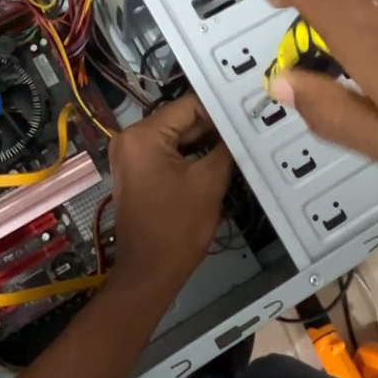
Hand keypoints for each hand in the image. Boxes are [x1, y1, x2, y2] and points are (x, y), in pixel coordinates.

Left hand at [105, 95, 233, 298]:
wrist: (150, 272)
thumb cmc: (178, 227)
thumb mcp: (209, 182)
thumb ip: (225, 147)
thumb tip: (241, 126)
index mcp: (143, 135)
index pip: (188, 106)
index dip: (221, 108)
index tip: (248, 110)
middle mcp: (130, 138)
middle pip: (180, 120)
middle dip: (213, 125)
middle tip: (248, 124)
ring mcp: (131, 155)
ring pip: (176, 136)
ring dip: (204, 140)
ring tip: (239, 138)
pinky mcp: (137, 171)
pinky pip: (167, 152)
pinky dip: (190, 154)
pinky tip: (219, 155)